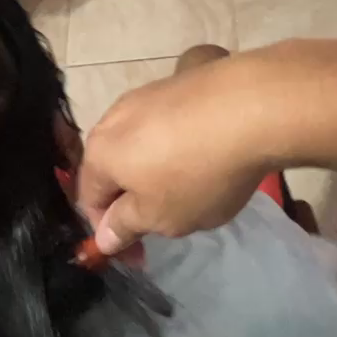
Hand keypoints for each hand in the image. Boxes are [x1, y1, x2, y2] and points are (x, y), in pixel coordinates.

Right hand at [75, 47, 288, 254]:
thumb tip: (102, 234)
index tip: (140, 254)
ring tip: (191, 184)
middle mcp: (114, 116)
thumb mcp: (160, 216)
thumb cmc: (195, 173)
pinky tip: (208, 150)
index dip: (110, 233)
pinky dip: (178, 141)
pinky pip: (167, 121)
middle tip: (166, 219)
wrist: (247, 107)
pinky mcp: (177, 81)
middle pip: (114, 166)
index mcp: (100, 152)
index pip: (89, 199)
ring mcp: (146, 93)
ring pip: (140, 141)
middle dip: (133, 196)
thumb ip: (125, 226)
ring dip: (155, 167)